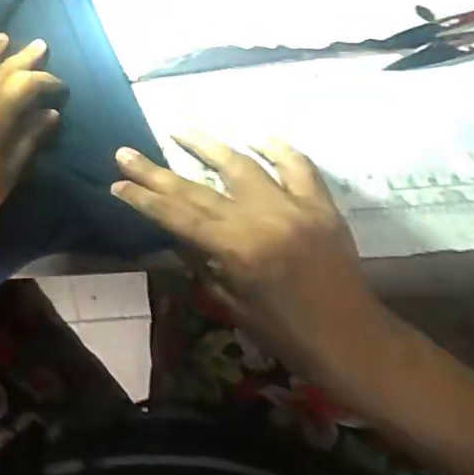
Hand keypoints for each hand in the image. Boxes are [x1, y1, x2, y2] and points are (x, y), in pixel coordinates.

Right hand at [111, 135, 390, 381]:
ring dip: (207, 146)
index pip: (176, 214)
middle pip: (196, 188)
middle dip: (155, 171)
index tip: (117, 183)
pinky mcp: (321, 207)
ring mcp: (294, 208)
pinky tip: (256, 139)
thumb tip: (175, 227)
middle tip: (126, 152)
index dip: (143, 198)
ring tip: (181, 132)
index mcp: (236, 250)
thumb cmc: (285, 333)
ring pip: (241, 165)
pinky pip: (298, 167)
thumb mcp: (229, 300)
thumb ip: (201, 258)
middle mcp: (261, 220)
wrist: (356, 343)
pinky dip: (277, 150)